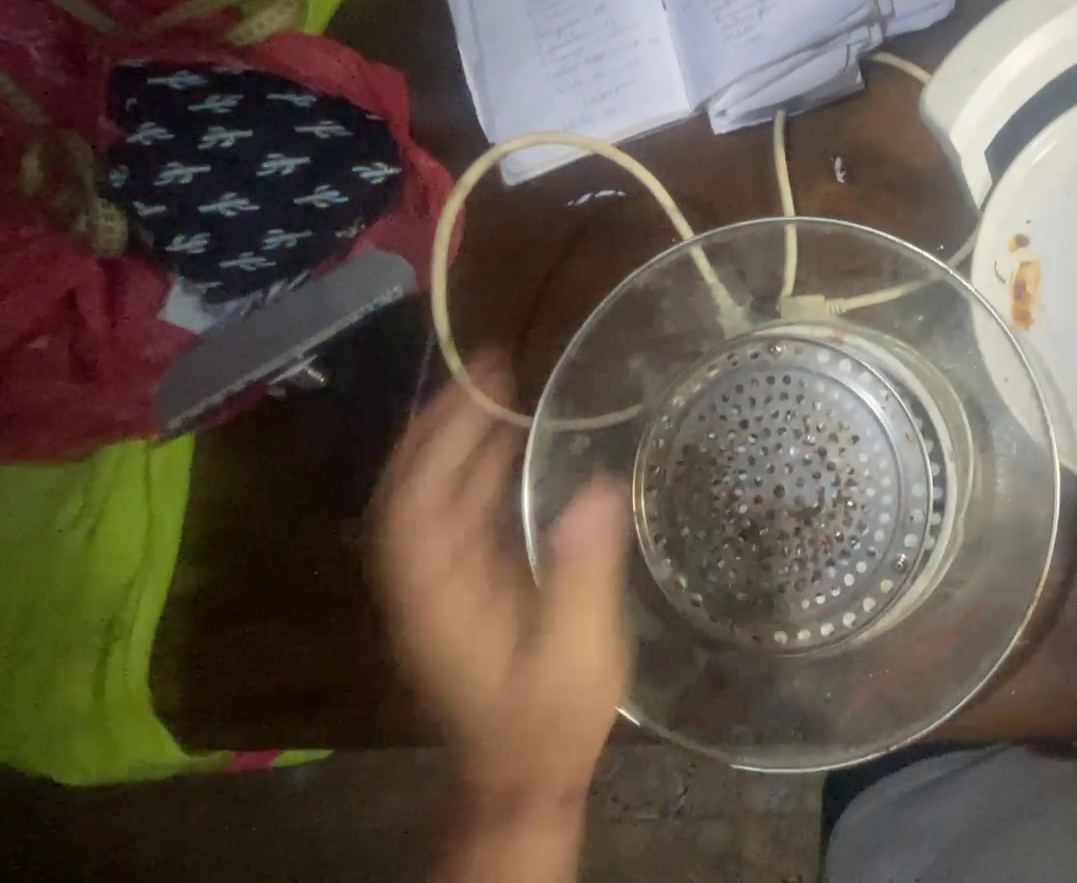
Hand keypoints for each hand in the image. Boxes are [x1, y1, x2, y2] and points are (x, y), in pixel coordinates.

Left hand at [374, 354, 630, 821]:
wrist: (527, 772)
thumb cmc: (549, 717)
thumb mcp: (575, 651)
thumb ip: (581, 574)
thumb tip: (597, 490)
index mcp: (437, 594)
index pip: (416, 502)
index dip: (440, 439)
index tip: (480, 386)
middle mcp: (428, 580)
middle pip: (416, 487)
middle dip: (445, 423)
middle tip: (493, 368)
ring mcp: (446, 582)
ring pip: (437, 496)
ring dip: (461, 441)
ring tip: (503, 391)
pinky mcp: (471, 586)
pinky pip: (465, 512)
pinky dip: (481, 471)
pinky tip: (515, 450)